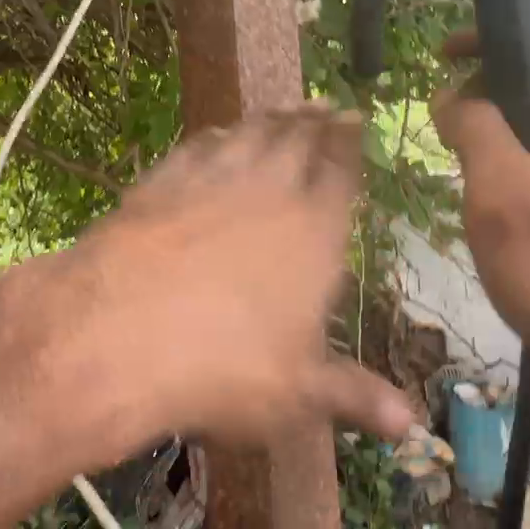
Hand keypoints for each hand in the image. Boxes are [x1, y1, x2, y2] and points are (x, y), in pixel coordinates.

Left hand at [32, 105, 414, 446]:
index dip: (347, 143)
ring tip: (281, 109)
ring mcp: (210, 178)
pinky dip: (214, 134)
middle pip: (295, 140)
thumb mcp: (297, 393)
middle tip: (320, 105)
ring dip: (268, 118)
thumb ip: (354, 395)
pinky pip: (197, 145)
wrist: (120, 329)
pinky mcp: (161, 180)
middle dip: (312, 121)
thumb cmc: (225, 366)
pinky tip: (216, 133)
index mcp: (313, 230)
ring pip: (248, 133)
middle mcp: (267, 190)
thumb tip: (409, 424)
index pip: (339, 172)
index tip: (351, 119)